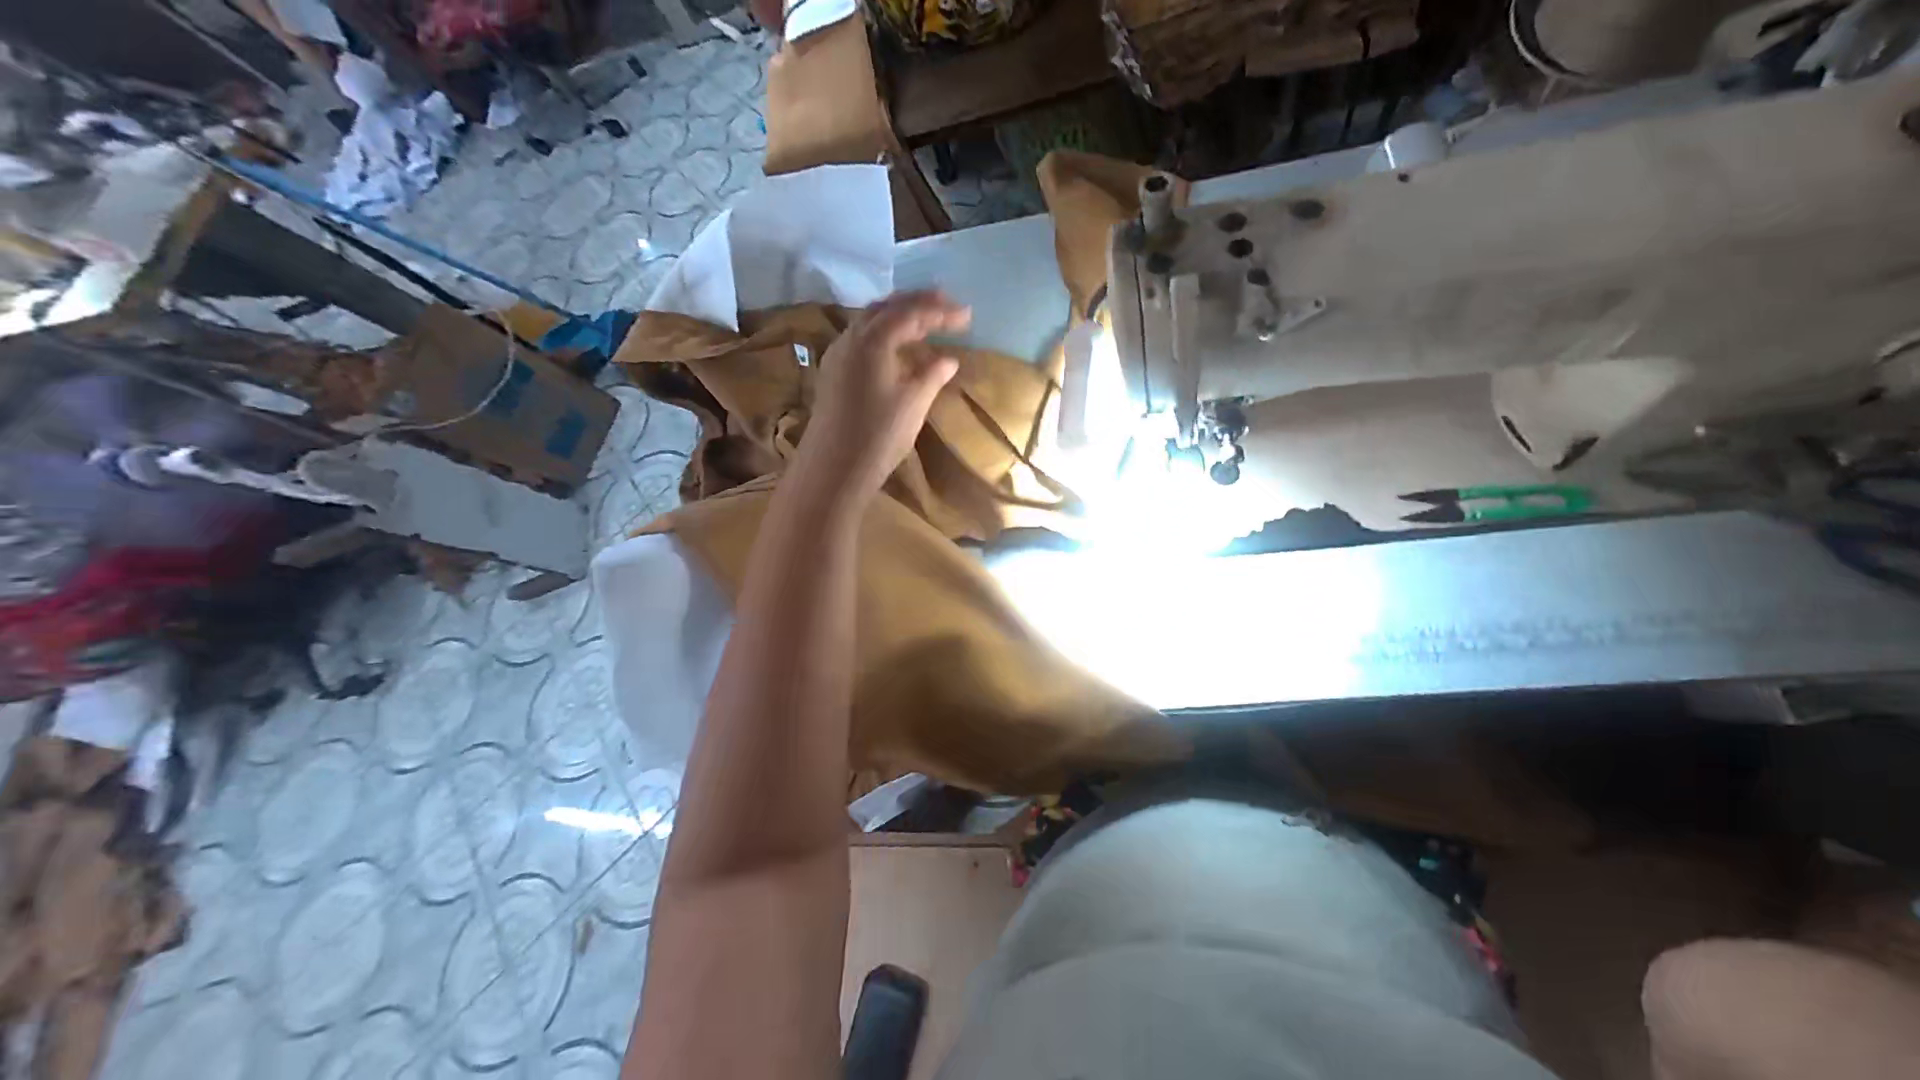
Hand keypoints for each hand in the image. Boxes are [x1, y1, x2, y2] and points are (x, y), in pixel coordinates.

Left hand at [797, 290, 970, 500]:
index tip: (967, 315)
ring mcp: (838, 355)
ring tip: (924, 320)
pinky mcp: (833, 373)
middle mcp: (851, 338)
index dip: (940, 312)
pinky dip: (884, 332)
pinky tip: (896, 347)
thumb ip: (932, 376)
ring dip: (898, 315)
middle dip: (917, 302)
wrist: (832, 469)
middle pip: (886, 307)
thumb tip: (948, 360)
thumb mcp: (913, 404)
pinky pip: (861, 338)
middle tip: (946, 302)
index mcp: (873, 341)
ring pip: (870, 321)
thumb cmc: (878, 436)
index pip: (911, 313)